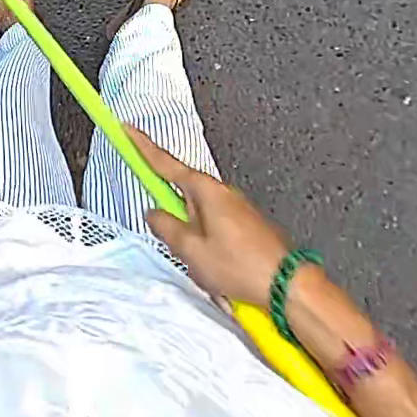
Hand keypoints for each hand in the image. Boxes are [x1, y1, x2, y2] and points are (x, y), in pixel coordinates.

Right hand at [130, 125, 296, 308]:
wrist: (289, 287)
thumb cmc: (244, 266)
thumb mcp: (191, 250)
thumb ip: (165, 228)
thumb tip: (154, 214)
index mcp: (205, 190)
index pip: (164, 162)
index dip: (142, 146)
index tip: (127, 129)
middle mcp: (221, 193)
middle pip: (181, 199)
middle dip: (177, 226)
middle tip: (185, 252)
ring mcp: (235, 209)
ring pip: (198, 223)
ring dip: (197, 247)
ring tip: (212, 273)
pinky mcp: (244, 227)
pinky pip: (216, 236)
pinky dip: (213, 256)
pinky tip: (224, 277)